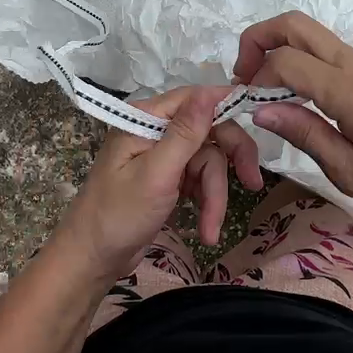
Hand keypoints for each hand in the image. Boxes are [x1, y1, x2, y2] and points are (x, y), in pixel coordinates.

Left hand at [54, 86, 264, 278]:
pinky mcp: (169, 178)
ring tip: (210, 230)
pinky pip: (200, 180)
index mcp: (146, 118)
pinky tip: (206, 229)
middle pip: (209, 131)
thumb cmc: (118, 215)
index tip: (260, 119)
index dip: (226, 107)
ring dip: (215, 195)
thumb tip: (210, 91)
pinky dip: (207, 203)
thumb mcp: (156, 173)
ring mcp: (163, 155)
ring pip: (208, 161)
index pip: (195, 99)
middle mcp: (155, 130)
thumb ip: (185, 133)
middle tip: (252, 184)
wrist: (93, 261)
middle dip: (229, 161)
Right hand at [235, 12, 352, 230]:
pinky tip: (300, 98)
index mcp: (350, 90)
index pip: (285, 60)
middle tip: (244, 78)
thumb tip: (261, 109)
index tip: (246, 107)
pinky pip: (328, 51)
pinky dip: (302, 60)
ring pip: (311, 33)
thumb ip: (306, 135)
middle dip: (258, 39)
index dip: (255, 78)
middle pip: (294, 24)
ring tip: (267, 93)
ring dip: (280, 49)